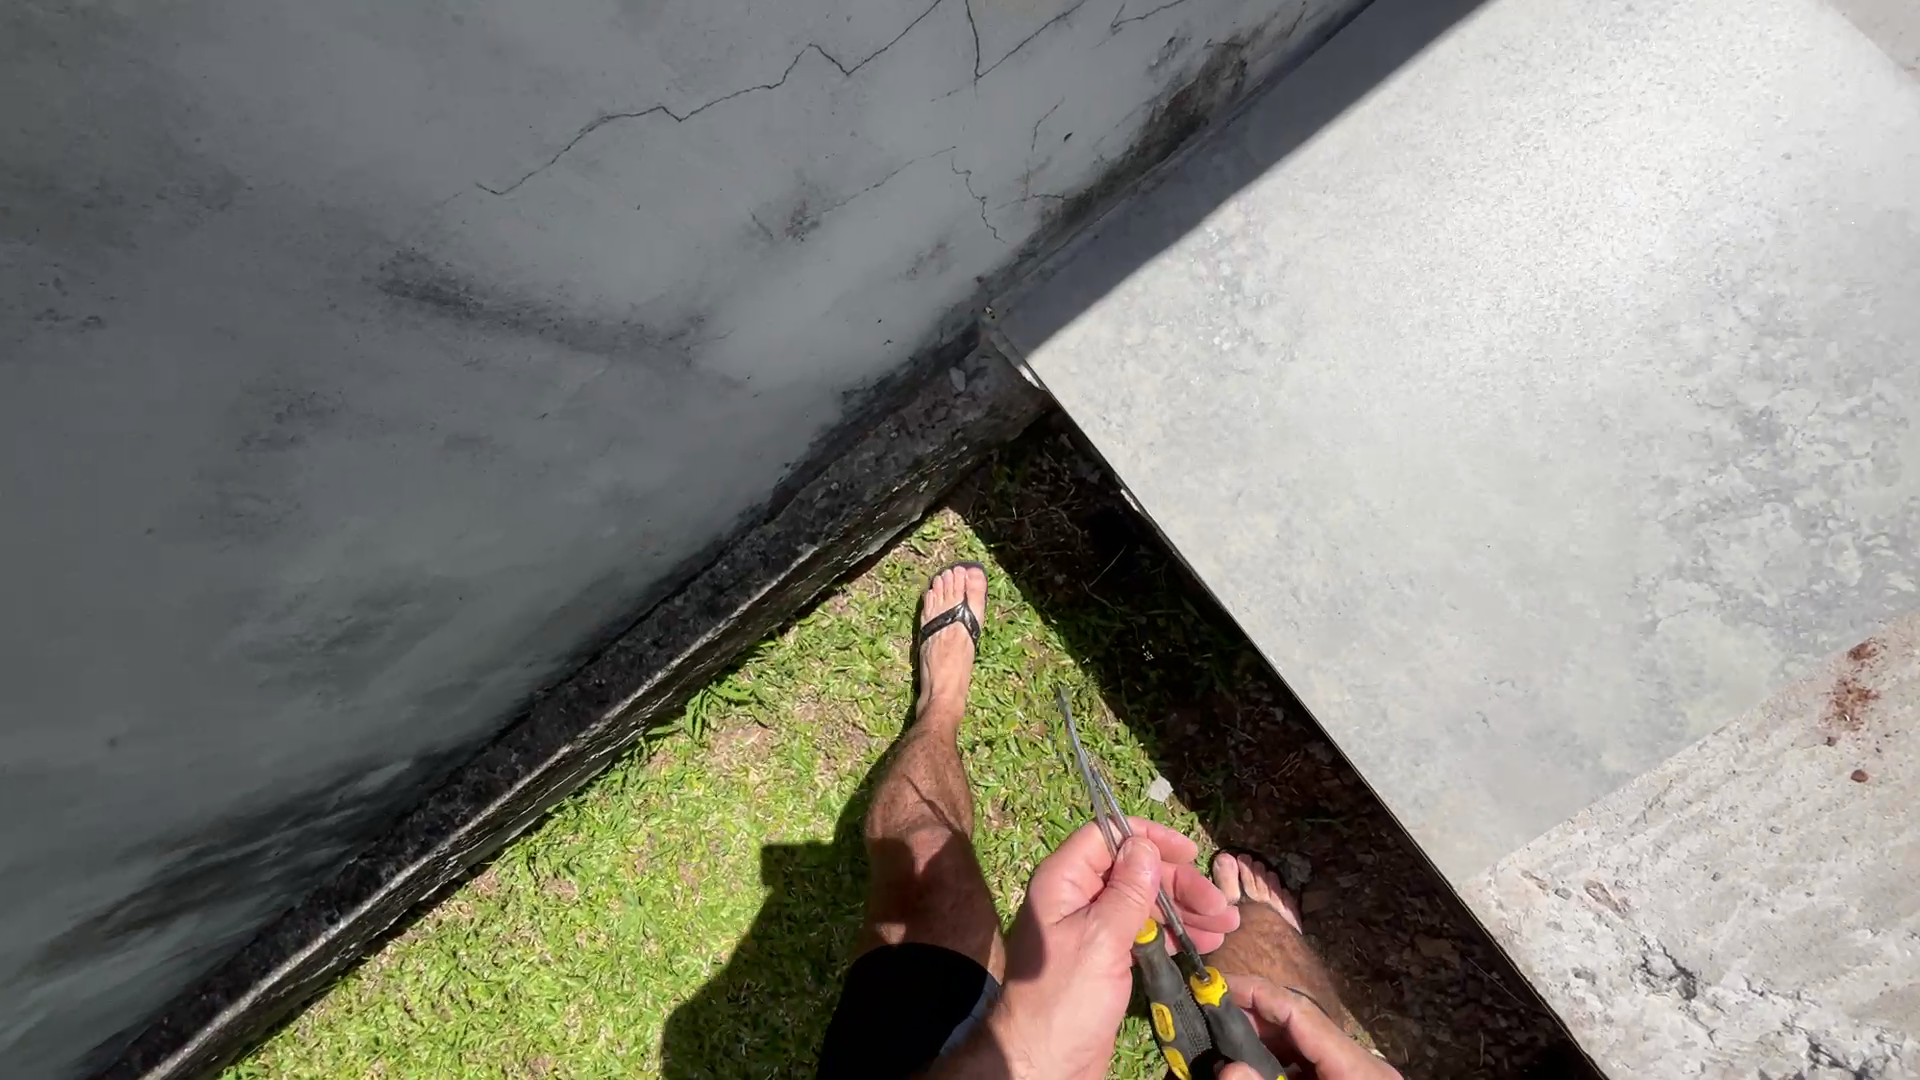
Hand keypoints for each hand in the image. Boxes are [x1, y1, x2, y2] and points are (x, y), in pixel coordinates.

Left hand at [984, 818, 1238, 1079]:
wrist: (1044, 1063)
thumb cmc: (1066, 997)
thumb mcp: (1101, 938)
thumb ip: (1127, 891)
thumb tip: (1144, 845)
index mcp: (1063, 879)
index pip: (1106, 836)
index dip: (1147, 838)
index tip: (1188, 852)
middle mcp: (1075, 896)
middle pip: (1131, 871)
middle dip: (1177, 884)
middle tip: (1220, 907)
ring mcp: (1091, 927)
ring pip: (1142, 902)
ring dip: (1183, 911)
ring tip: (1225, 926)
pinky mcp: (1105, 957)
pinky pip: (1142, 932)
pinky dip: (1172, 934)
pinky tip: (1203, 944)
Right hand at [1215, 975, 1401, 1079]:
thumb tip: (1226, 1068)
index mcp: (1358, 1068)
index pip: (1297, 1008)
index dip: (1251, 991)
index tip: (1209, 986)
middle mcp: (1358, 1063)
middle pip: (1294, 1023)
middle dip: (1248, 1019)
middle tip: (1206, 1019)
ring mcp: (1352, 1074)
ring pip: (1296, 1044)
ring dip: (1257, 1043)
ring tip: (1221, 1043)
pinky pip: (1303, 1065)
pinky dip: (1273, 1064)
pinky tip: (1248, 1069)